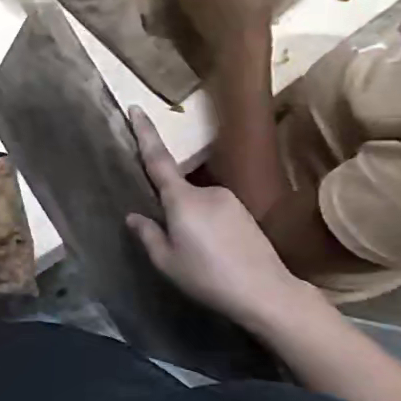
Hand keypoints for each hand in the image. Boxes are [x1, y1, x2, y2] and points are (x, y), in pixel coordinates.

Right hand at [124, 107, 318, 326]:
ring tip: (198, 259)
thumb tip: (135, 216)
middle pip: (178, 193)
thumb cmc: (208, 277)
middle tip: (175, 248)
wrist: (266, 292)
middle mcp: (207, 191)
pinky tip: (214, 255)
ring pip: (196, 205)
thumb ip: (148, 235)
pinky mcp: (244, 212)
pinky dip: (207, 229)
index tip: (136, 109)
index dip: (144, 134)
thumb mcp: (167, 262)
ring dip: (191, 224)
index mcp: (183, 200)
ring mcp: (229, 199)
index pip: (158, 160)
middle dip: (171, 213)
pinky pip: (214, 213)